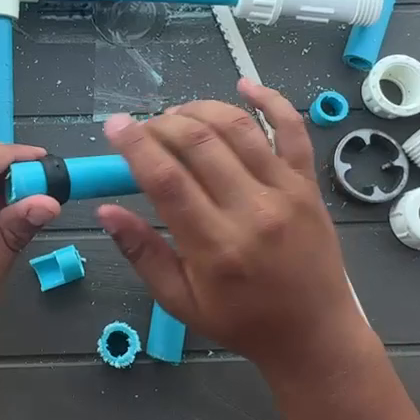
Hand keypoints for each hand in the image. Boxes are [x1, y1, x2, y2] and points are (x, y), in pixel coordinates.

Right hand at [97, 80, 371, 376]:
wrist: (314, 334)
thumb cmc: (242, 321)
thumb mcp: (180, 300)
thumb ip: (142, 252)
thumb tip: (105, 210)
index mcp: (215, 246)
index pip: (166, 179)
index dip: (135, 145)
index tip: (114, 126)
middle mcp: (252, 211)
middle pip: (199, 144)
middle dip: (162, 124)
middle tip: (144, 128)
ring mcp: (285, 192)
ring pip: (238, 128)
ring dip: (201, 110)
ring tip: (177, 114)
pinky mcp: (308, 184)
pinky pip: (293, 130)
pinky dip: (270, 100)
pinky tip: (244, 85)